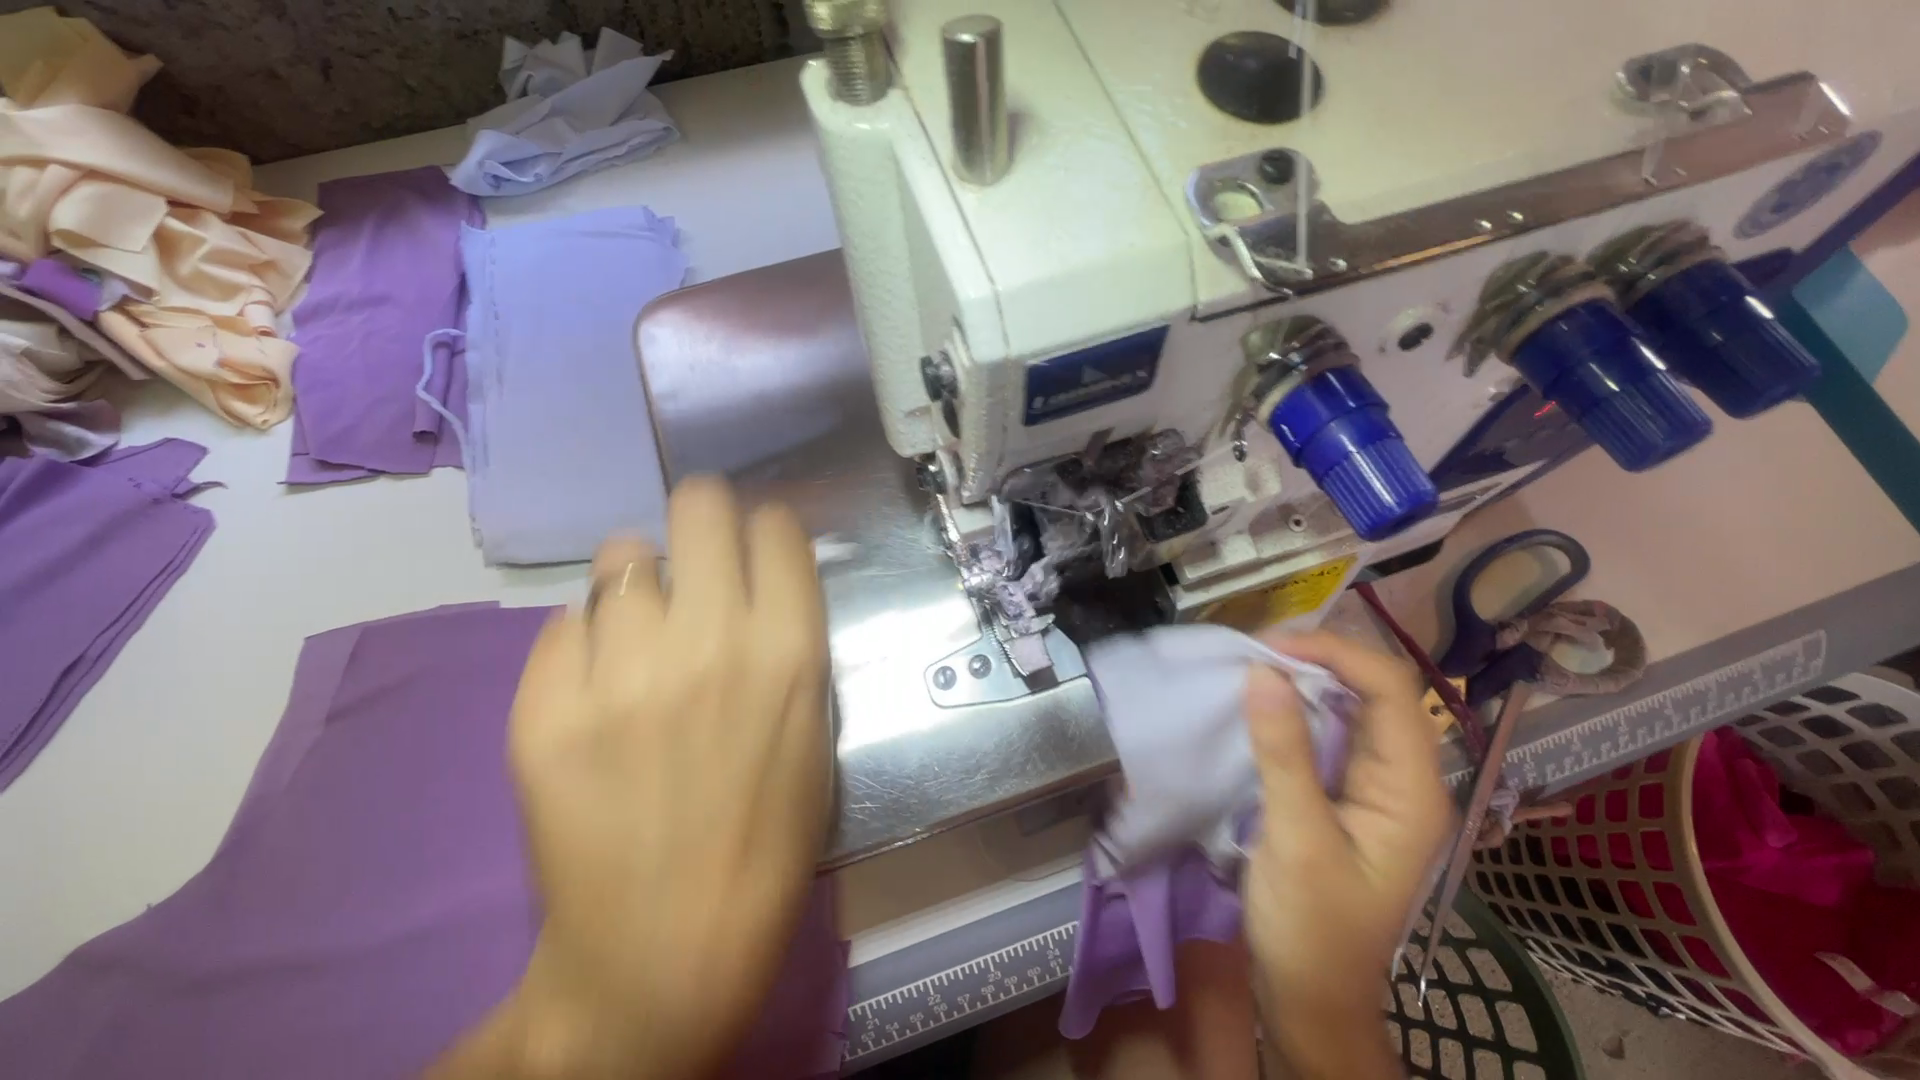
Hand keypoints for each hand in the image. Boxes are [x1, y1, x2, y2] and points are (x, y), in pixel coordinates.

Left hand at [444, 477, 831, 1078]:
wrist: (666, 946)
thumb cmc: (764, 844)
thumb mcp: (811, 737)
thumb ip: (787, 649)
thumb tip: (749, 586)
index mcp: (789, 652)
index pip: (776, 527)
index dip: (764, 533)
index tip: (753, 552)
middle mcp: (709, 639)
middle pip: (698, 503)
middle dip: (700, 519)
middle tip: (693, 563)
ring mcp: (621, 668)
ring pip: (621, 556)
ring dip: (637, 585)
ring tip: (636, 638)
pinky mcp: (545, 704)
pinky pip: (563, 624)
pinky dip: (584, 645)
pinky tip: (595, 695)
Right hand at [1242, 632, 1451, 1079]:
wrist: (1311, 999)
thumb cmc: (1310, 927)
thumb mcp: (1294, 837)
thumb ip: (1283, 752)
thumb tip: (1262, 672)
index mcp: (1412, 790)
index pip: (1390, 690)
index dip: (1334, 653)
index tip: (1269, 647)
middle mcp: (1406, 780)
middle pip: (1376, 692)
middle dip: (1319, 660)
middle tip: (1253, 651)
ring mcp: (1378, 790)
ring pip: (1353, 711)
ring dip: (1306, 683)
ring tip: (1252, 668)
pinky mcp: (1349, 799)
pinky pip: (1332, 737)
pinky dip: (1298, 713)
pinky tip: (1264, 708)